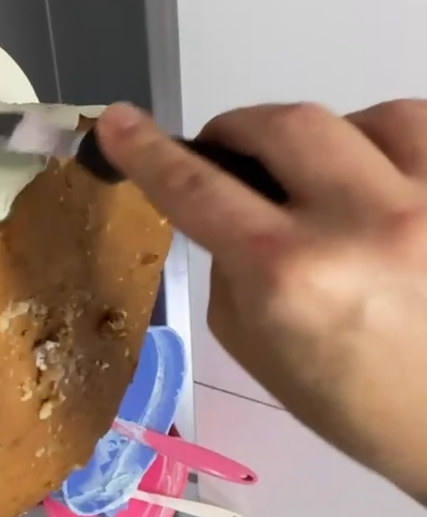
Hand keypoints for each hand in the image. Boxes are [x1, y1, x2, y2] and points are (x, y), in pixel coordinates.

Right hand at [95, 101, 426, 499]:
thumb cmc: (352, 400)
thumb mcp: (253, 336)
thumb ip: (235, 259)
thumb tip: (233, 206)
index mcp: (287, 271)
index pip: (194, 187)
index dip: (147, 148)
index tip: (117, 120)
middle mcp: (369, 226)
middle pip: (290, 124)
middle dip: (243, 128)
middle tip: (230, 149)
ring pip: (384, 117)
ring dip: (339, 136)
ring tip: (334, 174)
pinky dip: (404, 151)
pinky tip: (392, 188)